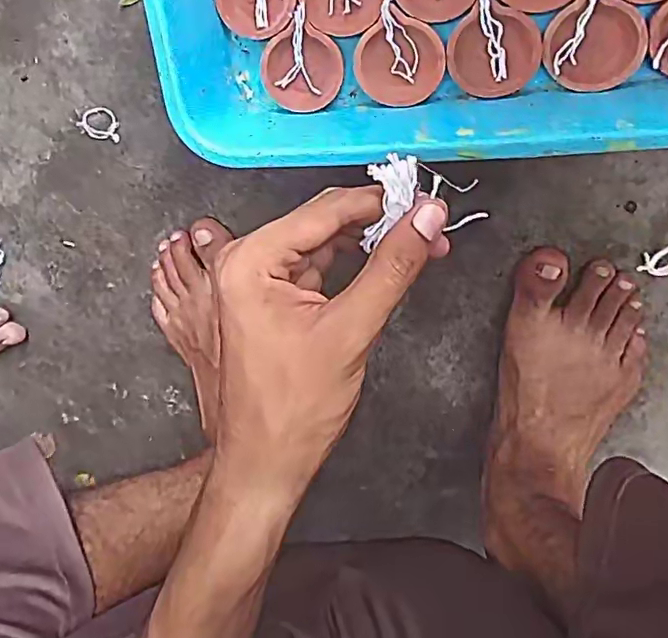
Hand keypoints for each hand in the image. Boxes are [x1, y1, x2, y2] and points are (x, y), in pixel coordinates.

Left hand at [210, 187, 450, 492]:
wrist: (264, 465)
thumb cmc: (291, 411)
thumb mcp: (350, 330)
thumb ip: (392, 266)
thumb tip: (423, 218)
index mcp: (249, 261)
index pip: (324, 210)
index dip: (379, 203)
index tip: (420, 202)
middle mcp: (243, 260)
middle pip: (321, 219)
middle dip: (376, 220)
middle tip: (424, 224)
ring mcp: (253, 275)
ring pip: (321, 237)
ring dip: (366, 239)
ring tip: (412, 243)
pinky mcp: (268, 292)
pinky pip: (314, 260)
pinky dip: (349, 259)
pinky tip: (381, 261)